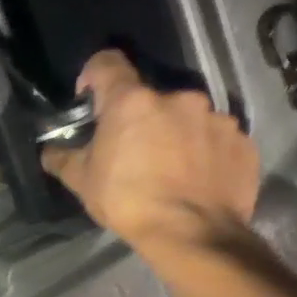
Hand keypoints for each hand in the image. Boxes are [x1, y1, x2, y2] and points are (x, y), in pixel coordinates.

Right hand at [42, 50, 259, 250]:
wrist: (194, 233)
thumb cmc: (126, 198)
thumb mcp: (79, 178)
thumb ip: (61, 155)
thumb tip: (52, 150)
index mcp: (132, 101)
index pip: (107, 62)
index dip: (93, 75)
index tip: (89, 99)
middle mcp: (178, 100)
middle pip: (150, 96)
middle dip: (138, 115)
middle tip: (129, 145)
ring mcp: (218, 120)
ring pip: (186, 116)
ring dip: (173, 130)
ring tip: (167, 162)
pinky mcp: (244, 143)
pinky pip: (215, 136)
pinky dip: (202, 148)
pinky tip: (194, 174)